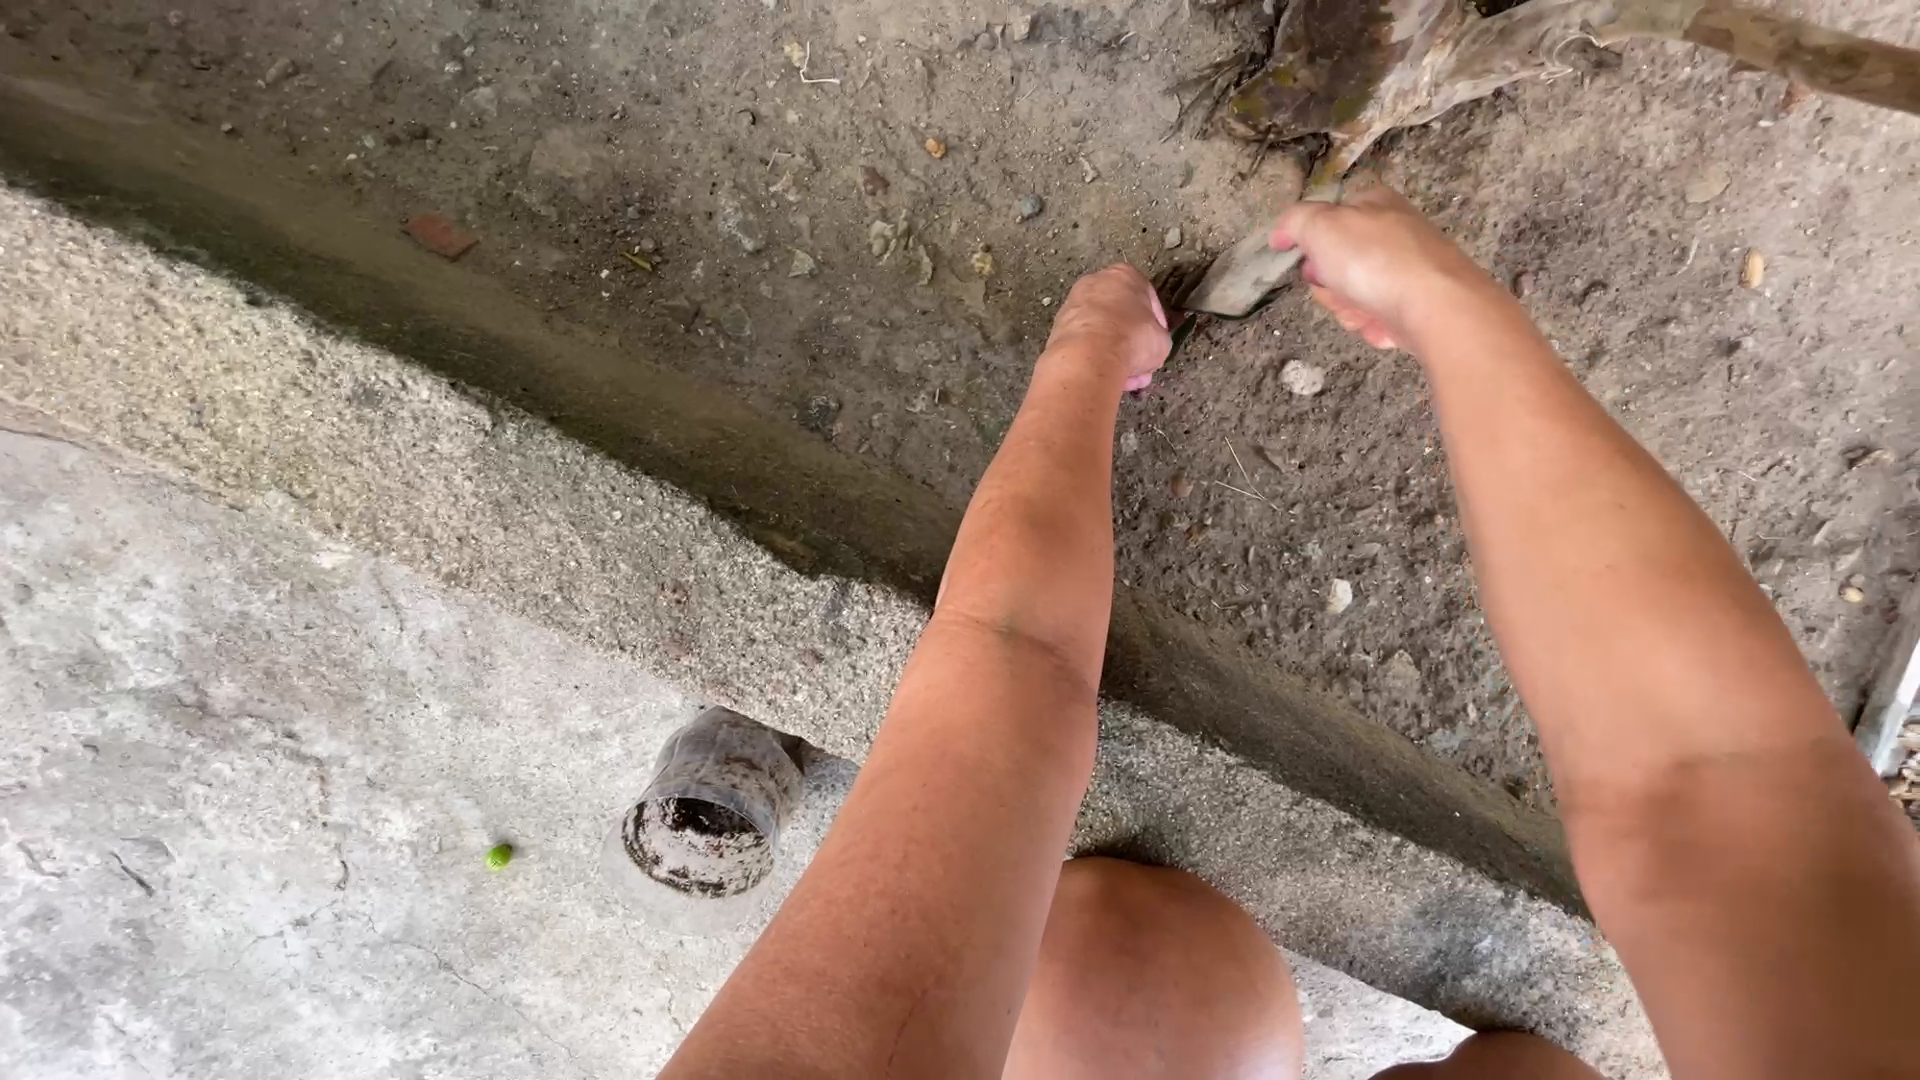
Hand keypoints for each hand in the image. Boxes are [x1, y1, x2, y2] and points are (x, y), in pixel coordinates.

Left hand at [1045, 264, 1170, 390]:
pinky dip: (1093, 360)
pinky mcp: (1057, 329)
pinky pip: (1082, 345)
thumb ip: (1158, 337)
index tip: (1156, 342)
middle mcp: (1095, 283)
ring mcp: (1072, 306)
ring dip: (1114, 356)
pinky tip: (1105, 378)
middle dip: (1131, 344)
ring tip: (1126, 379)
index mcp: (1124, 275)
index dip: (1155, 324)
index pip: (1146, 297)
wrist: (1088, 357)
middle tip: (1141, 365)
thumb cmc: (1131, 338)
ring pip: (1100, 334)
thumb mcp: (1162, 340)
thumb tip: (1151, 348)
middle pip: (1120, 316)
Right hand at [1269, 182, 1500, 350]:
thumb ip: (1293, 222)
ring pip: (1345, 294)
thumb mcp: (1321, 225)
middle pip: (1331, 264)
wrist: (1431, 306)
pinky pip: (1366, 315)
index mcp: (1373, 204)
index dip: (1311, 243)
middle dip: (1326, 282)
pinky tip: (1377, 319)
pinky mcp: (1406, 303)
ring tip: (1362, 305)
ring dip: (1343, 305)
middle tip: (1337, 283)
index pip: (1326, 220)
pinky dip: (1365, 321)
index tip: (1309, 257)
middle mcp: (1388, 233)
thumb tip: (1279, 234)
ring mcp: (1399, 269)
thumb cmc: (1375, 259)